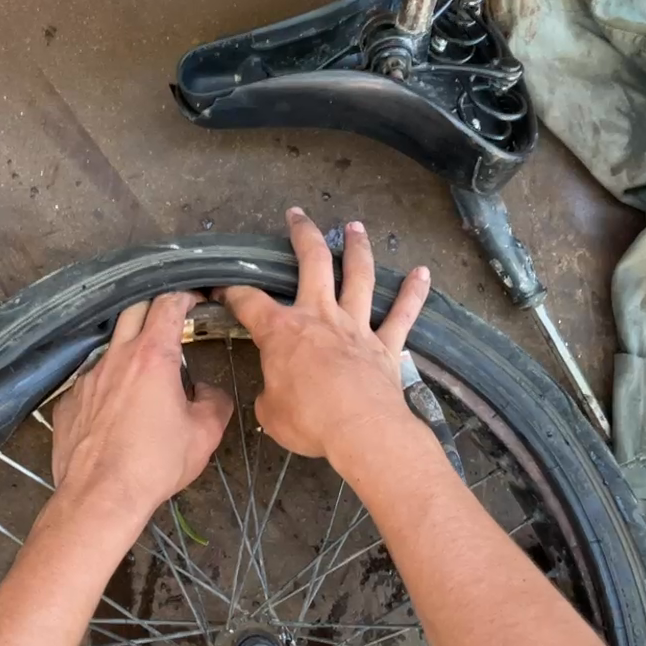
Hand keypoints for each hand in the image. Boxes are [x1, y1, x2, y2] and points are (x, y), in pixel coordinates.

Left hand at [49, 292, 233, 535]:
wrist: (101, 496)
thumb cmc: (155, 464)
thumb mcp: (205, 433)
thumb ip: (215, 401)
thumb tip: (207, 391)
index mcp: (153, 356)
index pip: (168, 304)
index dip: (185, 296)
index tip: (194, 301)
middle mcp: (117, 357)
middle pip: (134, 309)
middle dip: (154, 308)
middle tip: (171, 324)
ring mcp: (88, 377)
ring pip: (110, 345)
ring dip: (129, 347)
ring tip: (145, 373)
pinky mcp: (69, 400)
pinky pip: (91, 378)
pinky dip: (108, 381)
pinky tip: (117, 408)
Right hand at [219, 208, 430, 464]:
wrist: (361, 431)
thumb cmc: (308, 420)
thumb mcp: (270, 412)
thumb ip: (271, 393)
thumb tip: (275, 392)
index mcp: (282, 331)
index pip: (250, 302)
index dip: (232, 291)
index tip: (223, 285)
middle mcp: (320, 317)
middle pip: (313, 262)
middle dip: (303, 234)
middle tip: (298, 215)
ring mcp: (356, 327)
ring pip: (358, 276)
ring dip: (357, 249)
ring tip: (357, 227)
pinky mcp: (386, 346)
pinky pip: (403, 315)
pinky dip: (413, 293)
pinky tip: (422, 273)